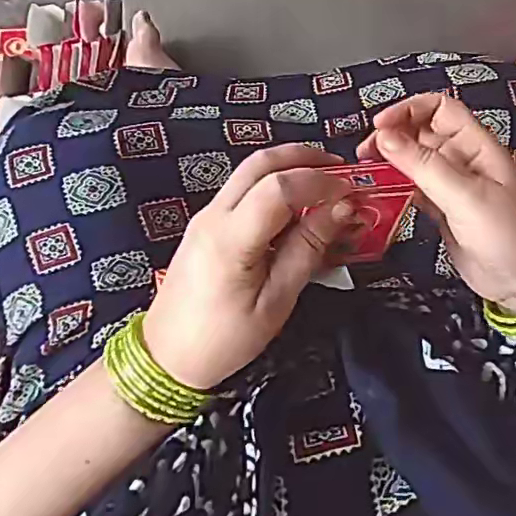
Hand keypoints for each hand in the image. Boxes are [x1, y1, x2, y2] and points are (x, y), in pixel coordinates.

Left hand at [143, 145, 361, 389]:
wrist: (164, 358)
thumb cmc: (223, 340)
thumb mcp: (275, 301)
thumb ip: (308, 249)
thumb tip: (342, 209)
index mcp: (230, 238)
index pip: (279, 187)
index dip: (320, 182)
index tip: (351, 192)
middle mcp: (214, 214)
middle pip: (261, 162)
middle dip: (305, 157)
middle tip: (341, 170)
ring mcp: (206, 215)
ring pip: (250, 170)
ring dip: (289, 166)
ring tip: (325, 183)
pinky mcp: (206, 222)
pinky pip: (244, 188)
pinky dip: (274, 184)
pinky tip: (297, 205)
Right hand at [359, 93, 515, 313]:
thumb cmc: (510, 236)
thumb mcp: (467, 197)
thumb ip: (425, 165)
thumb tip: (385, 136)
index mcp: (477, 145)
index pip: (439, 108)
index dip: (408, 110)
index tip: (380, 126)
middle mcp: (462, 159)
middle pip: (421, 131)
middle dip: (393, 134)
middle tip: (366, 153)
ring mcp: (452, 184)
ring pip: (414, 159)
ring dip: (390, 159)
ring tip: (367, 170)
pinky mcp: (443, 209)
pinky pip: (413, 187)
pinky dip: (395, 185)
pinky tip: (379, 192)